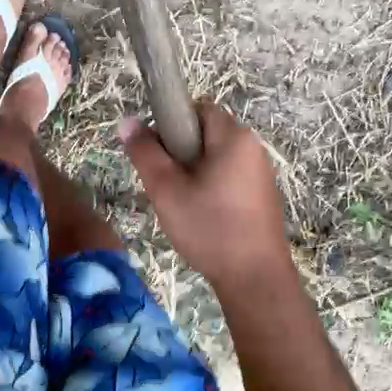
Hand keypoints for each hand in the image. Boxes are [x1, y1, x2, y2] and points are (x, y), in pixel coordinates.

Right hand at [120, 104, 293, 290]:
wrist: (256, 281)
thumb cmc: (209, 228)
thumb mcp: (166, 189)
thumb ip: (144, 152)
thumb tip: (127, 122)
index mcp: (234, 136)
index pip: (197, 109)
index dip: (172, 126)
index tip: (160, 156)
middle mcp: (253, 146)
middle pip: (206, 133)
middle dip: (182, 153)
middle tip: (168, 185)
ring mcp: (262, 172)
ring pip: (216, 157)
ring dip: (196, 173)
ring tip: (184, 205)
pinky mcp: (264, 196)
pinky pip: (230, 177)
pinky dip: (213, 188)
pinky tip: (205, 218)